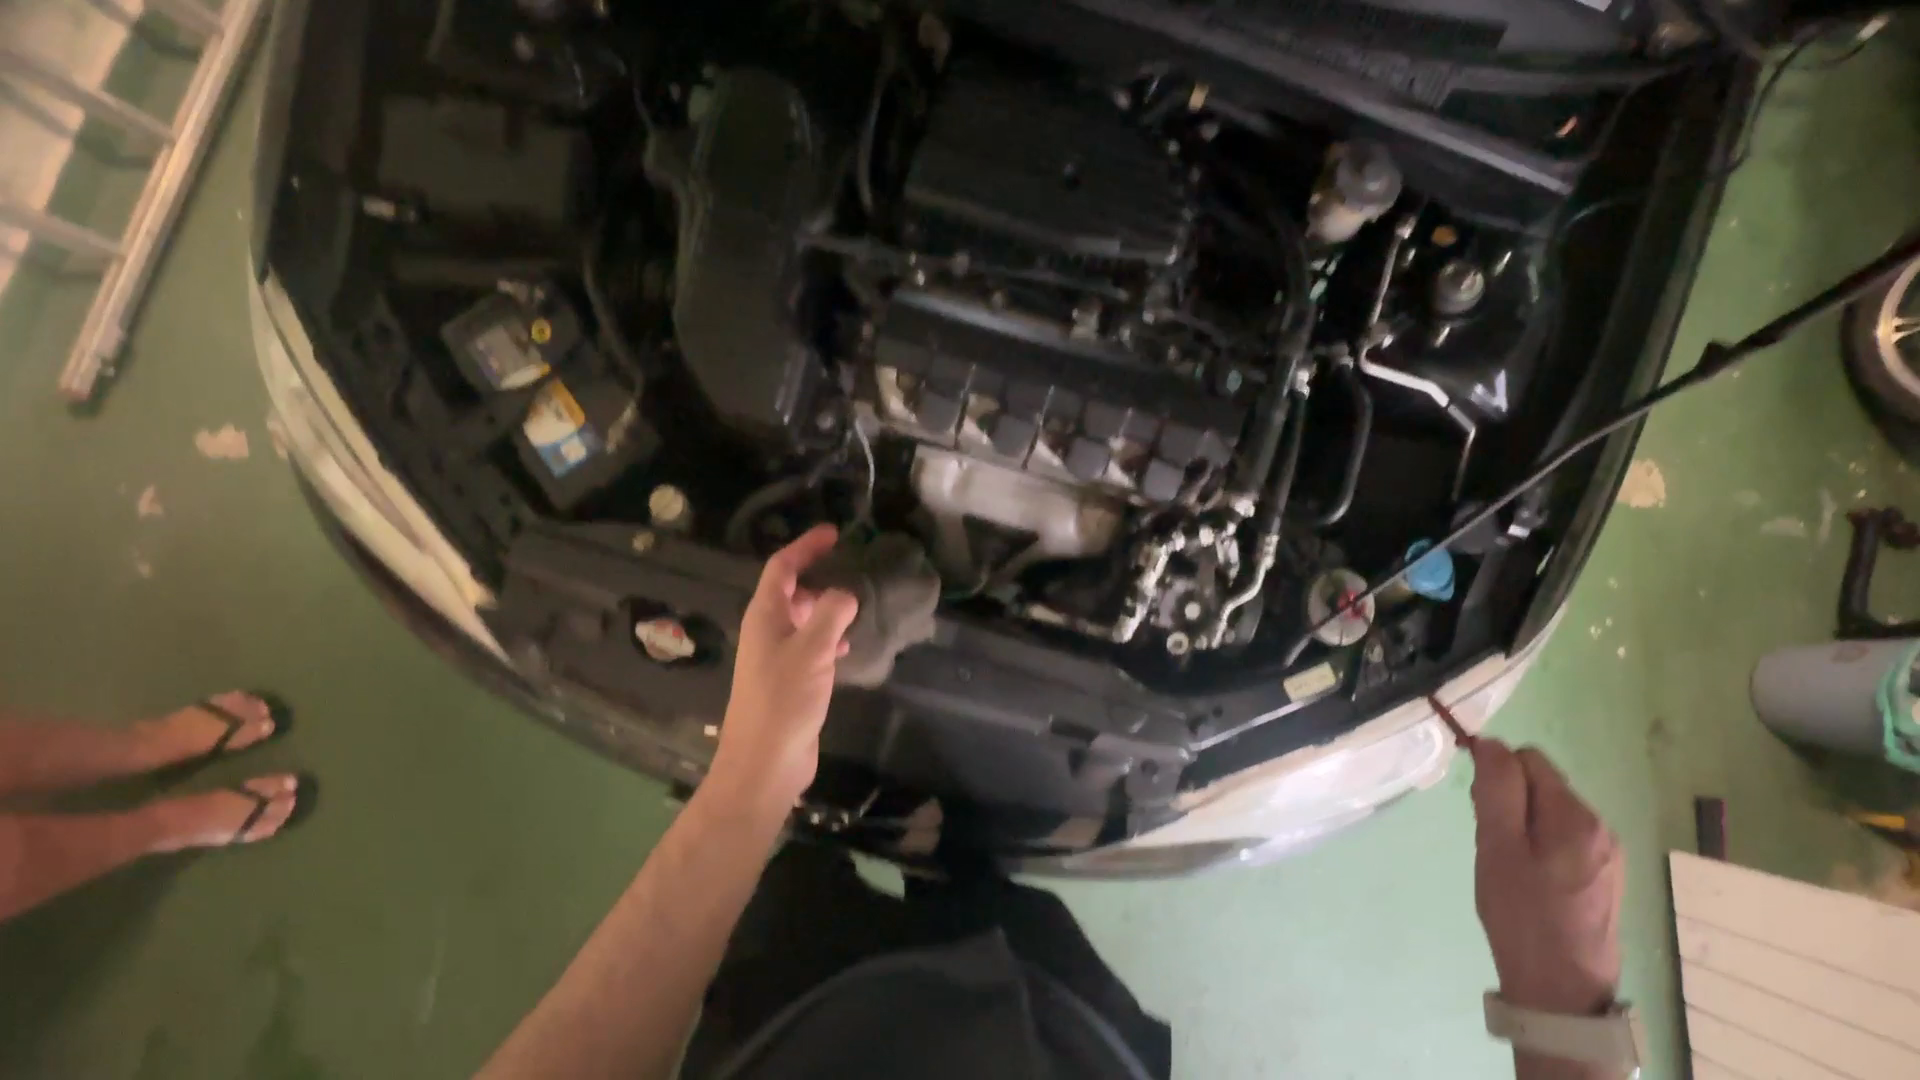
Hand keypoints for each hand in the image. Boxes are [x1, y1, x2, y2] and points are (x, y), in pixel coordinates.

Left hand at [708, 525, 858, 817]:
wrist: (765, 762)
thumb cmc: (783, 700)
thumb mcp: (812, 650)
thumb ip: (832, 614)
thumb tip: (846, 593)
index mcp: (764, 616)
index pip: (782, 568)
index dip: (805, 547)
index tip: (833, 533)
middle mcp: (767, 632)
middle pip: (792, 592)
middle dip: (819, 576)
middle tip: (852, 570)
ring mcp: (776, 658)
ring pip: (803, 620)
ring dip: (827, 609)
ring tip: (858, 605)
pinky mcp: (789, 682)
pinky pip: (810, 647)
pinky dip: (829, 639)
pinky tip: (849, 647)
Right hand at [1470, 738, 1623, 1016]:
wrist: (1561, 987)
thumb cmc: (1521, 912)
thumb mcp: (1497, 846)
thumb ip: (1496, 790)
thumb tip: (1490, 743)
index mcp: (1575, 815)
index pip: (1528, 759)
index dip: (1495, 771)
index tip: (1477, 807)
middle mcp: (1600, 826)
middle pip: (1541, 783)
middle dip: (1509, 798)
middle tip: (1491, 841)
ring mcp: (1607, 853)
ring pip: (1550, 810)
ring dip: (1522, 822)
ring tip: (1506, 861)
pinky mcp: (1604, 875)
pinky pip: (1563, 836)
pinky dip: (1538, 842)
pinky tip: (1527, 875)